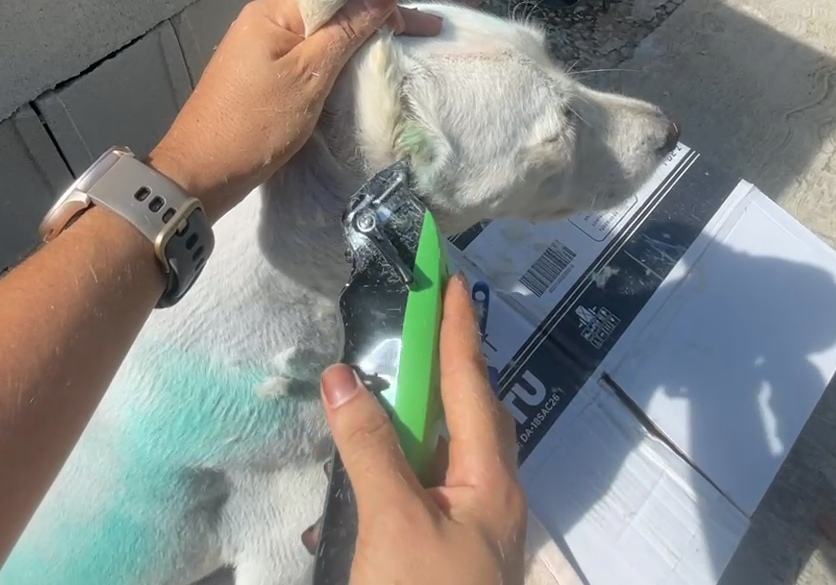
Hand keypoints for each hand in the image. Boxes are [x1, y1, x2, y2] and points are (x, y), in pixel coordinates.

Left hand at [148, 0, 440, 216]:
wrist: (200, 174)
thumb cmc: (256, 124)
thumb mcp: (309, 76)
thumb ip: (347, 30)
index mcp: (272, 12)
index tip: (409, 23)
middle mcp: (264, 19)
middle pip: (328, 4)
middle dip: (373, 16)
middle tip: (419, 36)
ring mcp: (259, 45)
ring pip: (318, 29)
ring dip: (356, 37)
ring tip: (396, 50)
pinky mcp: (259, 71)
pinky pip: (305, 52)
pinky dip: (334, 57)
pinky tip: (357, 69)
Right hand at [320, 275, 526, 584]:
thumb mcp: (394, 524)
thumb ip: (370, 446)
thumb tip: (344, 375)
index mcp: (491, 483)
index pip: (473, 384)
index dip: (461, 327)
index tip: (455, 278)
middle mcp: (491, 500)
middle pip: (474, 415)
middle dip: (449, 368)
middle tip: (419, 330)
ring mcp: (471, 532)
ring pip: (450, 453)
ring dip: (419, 419)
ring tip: (385, 393)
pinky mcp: (446, 556)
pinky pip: (426, 490)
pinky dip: (399, 467)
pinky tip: (363, 477)